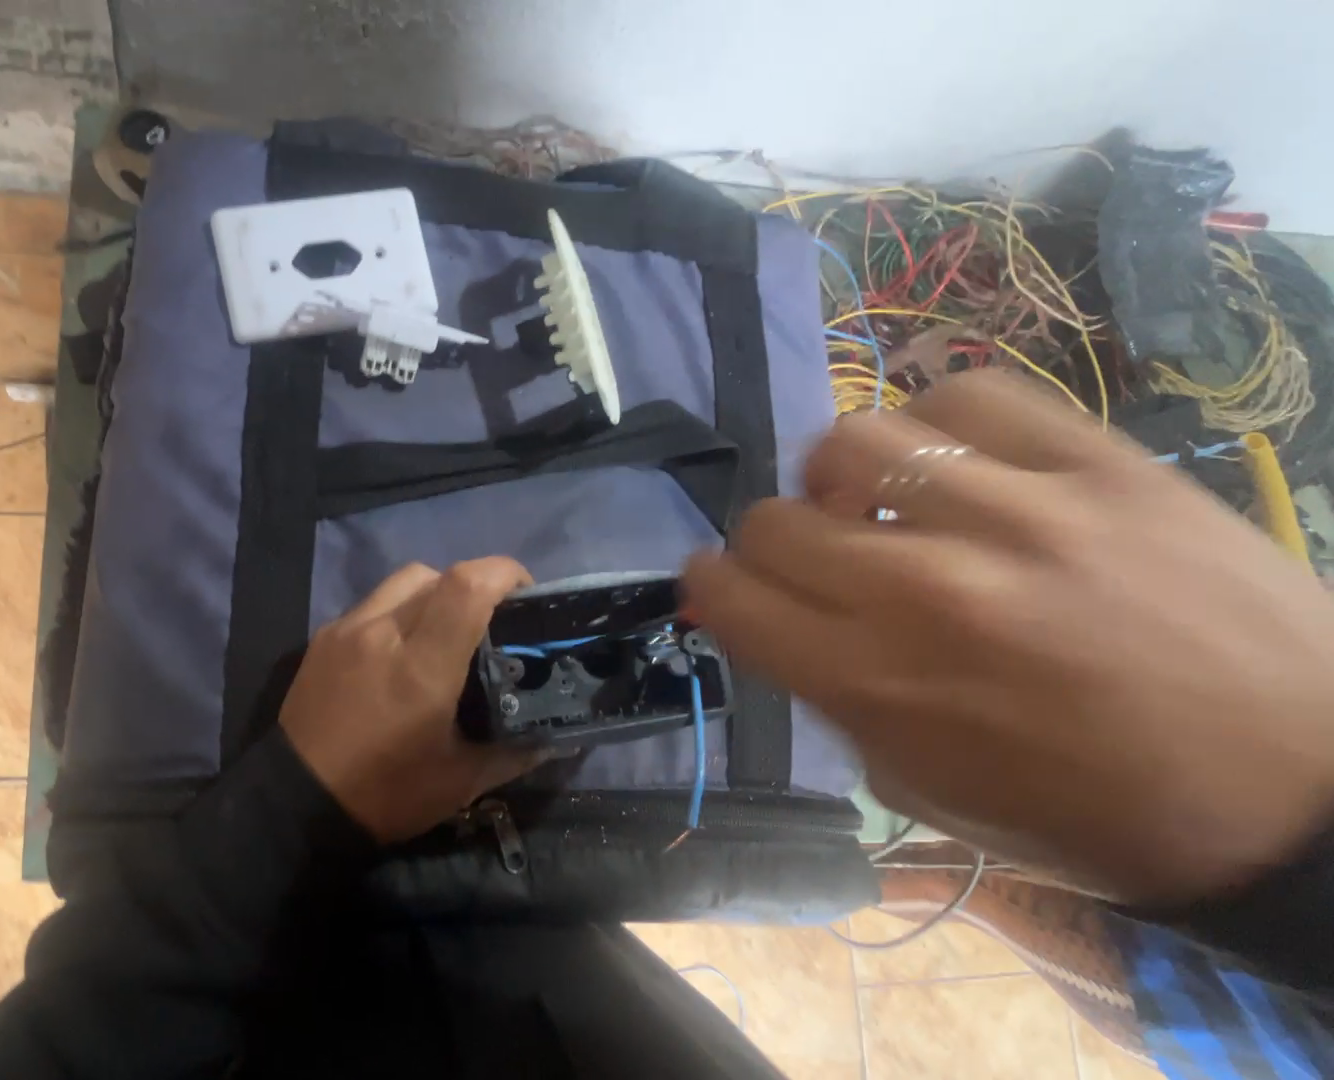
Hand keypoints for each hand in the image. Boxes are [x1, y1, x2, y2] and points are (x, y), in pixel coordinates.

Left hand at [280, 558, 548, 844]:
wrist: (295, 803)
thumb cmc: (385, 795)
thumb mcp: (461, 782)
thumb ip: (516, 751)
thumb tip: (557, 735)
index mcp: (421, 667)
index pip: (467, 587)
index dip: (505, 574)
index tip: (526, 595)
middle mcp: (382, 633)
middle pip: (438, 575)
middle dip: (475, 586)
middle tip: (491, 622)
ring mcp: (347, 629)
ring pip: (403, 581)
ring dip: (435, 592)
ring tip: (446, 631)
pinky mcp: (324, 636)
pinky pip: (373, 603)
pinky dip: (399, 610)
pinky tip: (400, 650)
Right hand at [683, 371, 1333, 902]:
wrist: (1313, 793)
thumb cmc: (1090, 812)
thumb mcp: (916, 787)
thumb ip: (825, 694)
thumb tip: (769, 618)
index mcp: (873, 682)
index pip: (730, 594)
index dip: (710, 584)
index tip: (724, 583)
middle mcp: (923, 589)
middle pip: (771, 520)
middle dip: (769, 545)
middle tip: (813, 561)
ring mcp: (1015, 515)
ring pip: (848, 442)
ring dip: (840, 480)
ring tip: (880, 504)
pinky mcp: (1099, 465)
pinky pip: (964, 394)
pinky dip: (935, 424)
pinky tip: (955, 464)